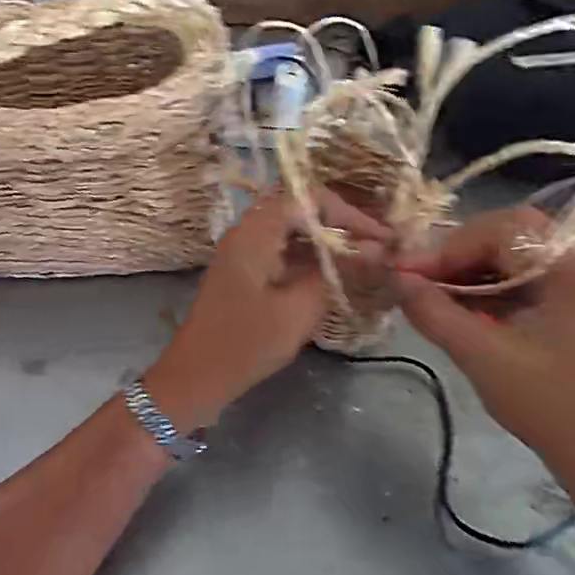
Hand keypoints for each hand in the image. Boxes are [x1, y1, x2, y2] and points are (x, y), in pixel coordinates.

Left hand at [146, 190, 389, 428]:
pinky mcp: (244, 271)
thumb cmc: (246, 343)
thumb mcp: (299, 310)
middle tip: (377, 249)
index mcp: (255, 232)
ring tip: (365, 262)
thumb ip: (339, 273)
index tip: (379, 238)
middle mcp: (247, 232)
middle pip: (301, 210)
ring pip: (292, 231)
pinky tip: (335, 276)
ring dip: (327, 243)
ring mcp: (243, 252)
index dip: (348, 212)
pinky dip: (310, 259)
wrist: (195, 376)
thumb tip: (378, 249)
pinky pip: (282, 251)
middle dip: (341, 225)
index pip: (308, 198)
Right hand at [395, 207, 574, 494]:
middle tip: (424, 282)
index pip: (506, 228)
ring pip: (519, 258)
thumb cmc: (549, 406)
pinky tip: (468, 312)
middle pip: (514, 236)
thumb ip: (433, 312)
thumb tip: (396, 279)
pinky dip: (493, 289)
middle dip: (462, 255)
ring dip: (474, 272)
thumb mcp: (481, 356)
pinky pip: (530, 281)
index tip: (414, 275)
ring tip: (439, 299)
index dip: (453, 246)